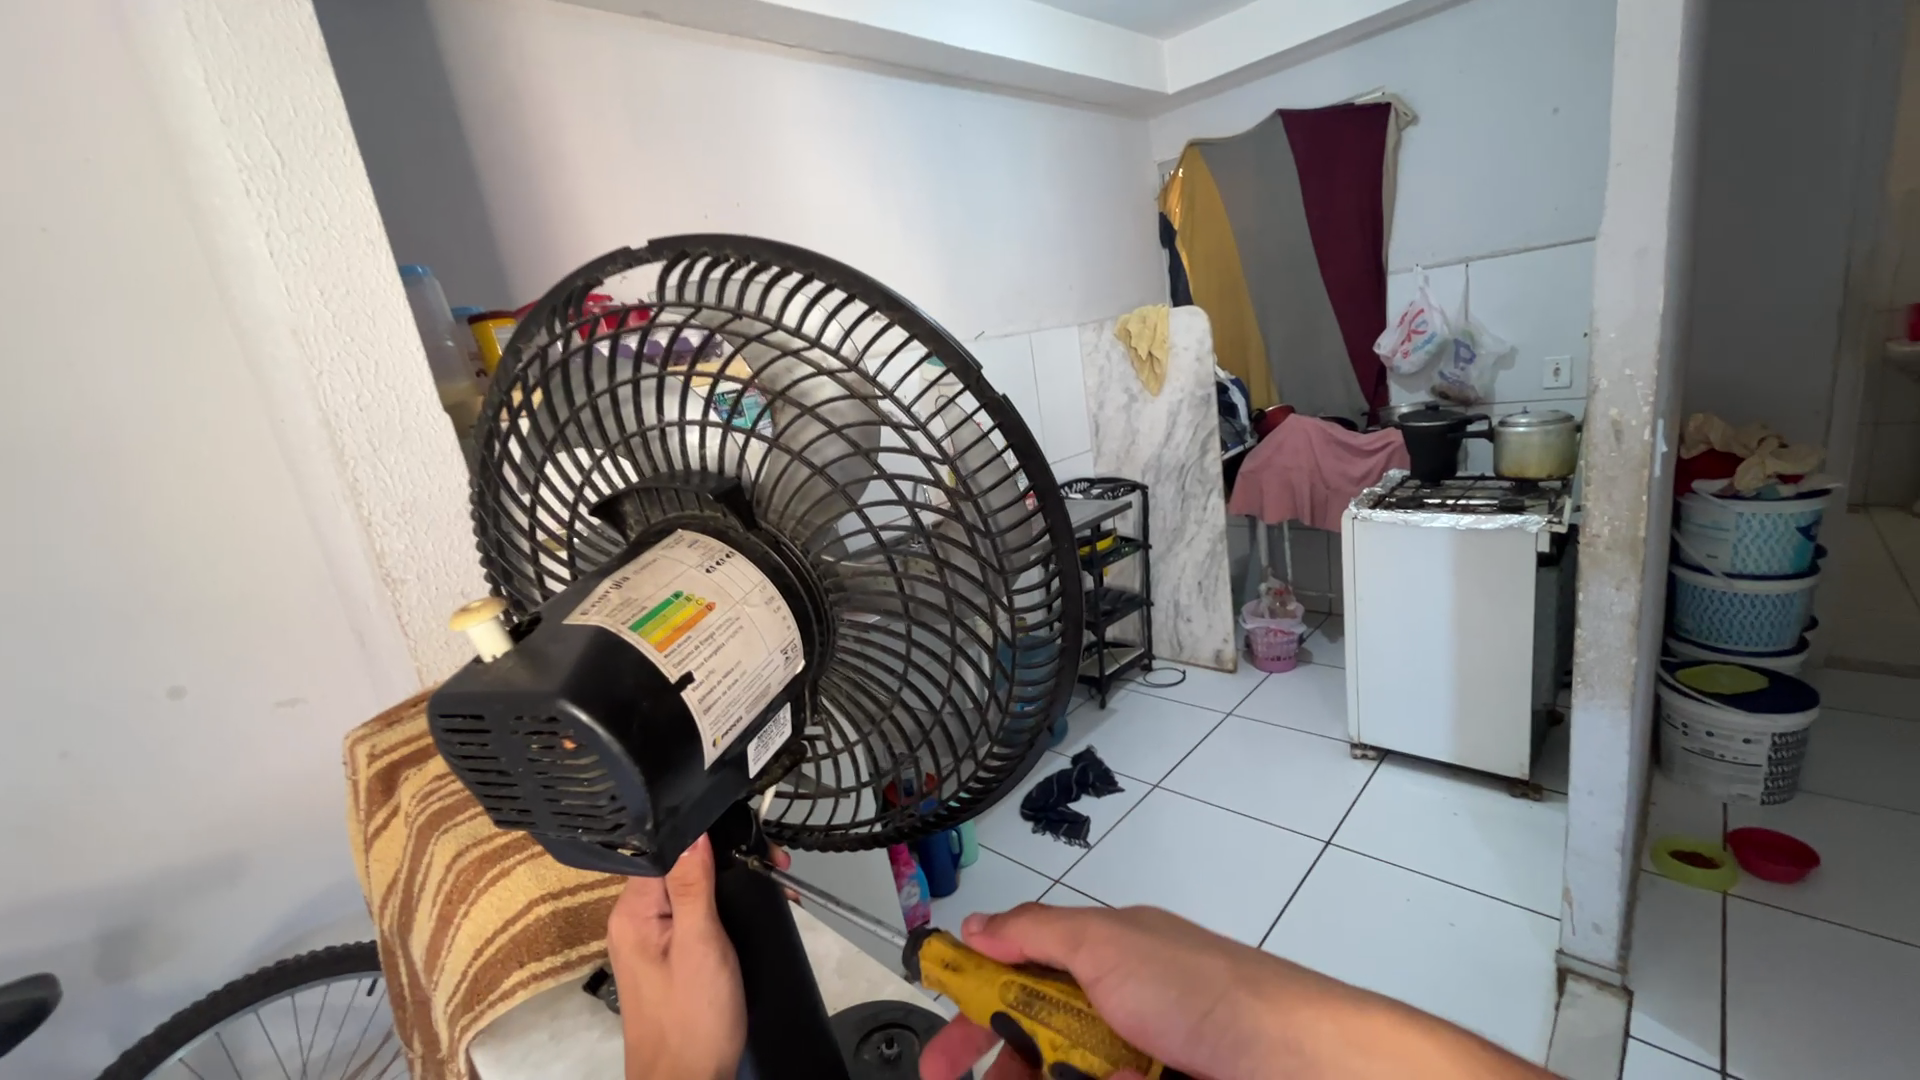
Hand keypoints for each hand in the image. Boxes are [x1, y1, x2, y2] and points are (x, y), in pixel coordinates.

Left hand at [608, 836, 788, 1079]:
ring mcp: (654, 936)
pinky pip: (698, 910)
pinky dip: (727, 900)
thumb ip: (694, 886)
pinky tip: (756, 900)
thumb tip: (694, 831)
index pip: (665, 848)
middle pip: (682, 863)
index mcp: (634, 911)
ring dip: (733, 876)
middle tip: (775, 860)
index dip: (706, 832)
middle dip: (728, 855)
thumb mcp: (699, 945)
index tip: (747, 830)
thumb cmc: (694, 1018)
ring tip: (775, 875)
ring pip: (694, 885)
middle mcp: (638, 918)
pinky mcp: (673, 952)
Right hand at [916, 904, 1550, 1079]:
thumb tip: (974, 923)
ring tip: (1063, 1073)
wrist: (1298, 1060)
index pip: (1021, 973)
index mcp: (1104, 958)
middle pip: (1040, 1039)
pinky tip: (1114, 1078)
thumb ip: (1036, 931)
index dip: (977, 1003)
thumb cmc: (1195, 989)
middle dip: (999, 1060)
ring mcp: (1140, 1060)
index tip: (942, 1046)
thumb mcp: (1108, 942)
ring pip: (1072, 1068)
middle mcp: (1119, 1010)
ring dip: (1047, 1070)